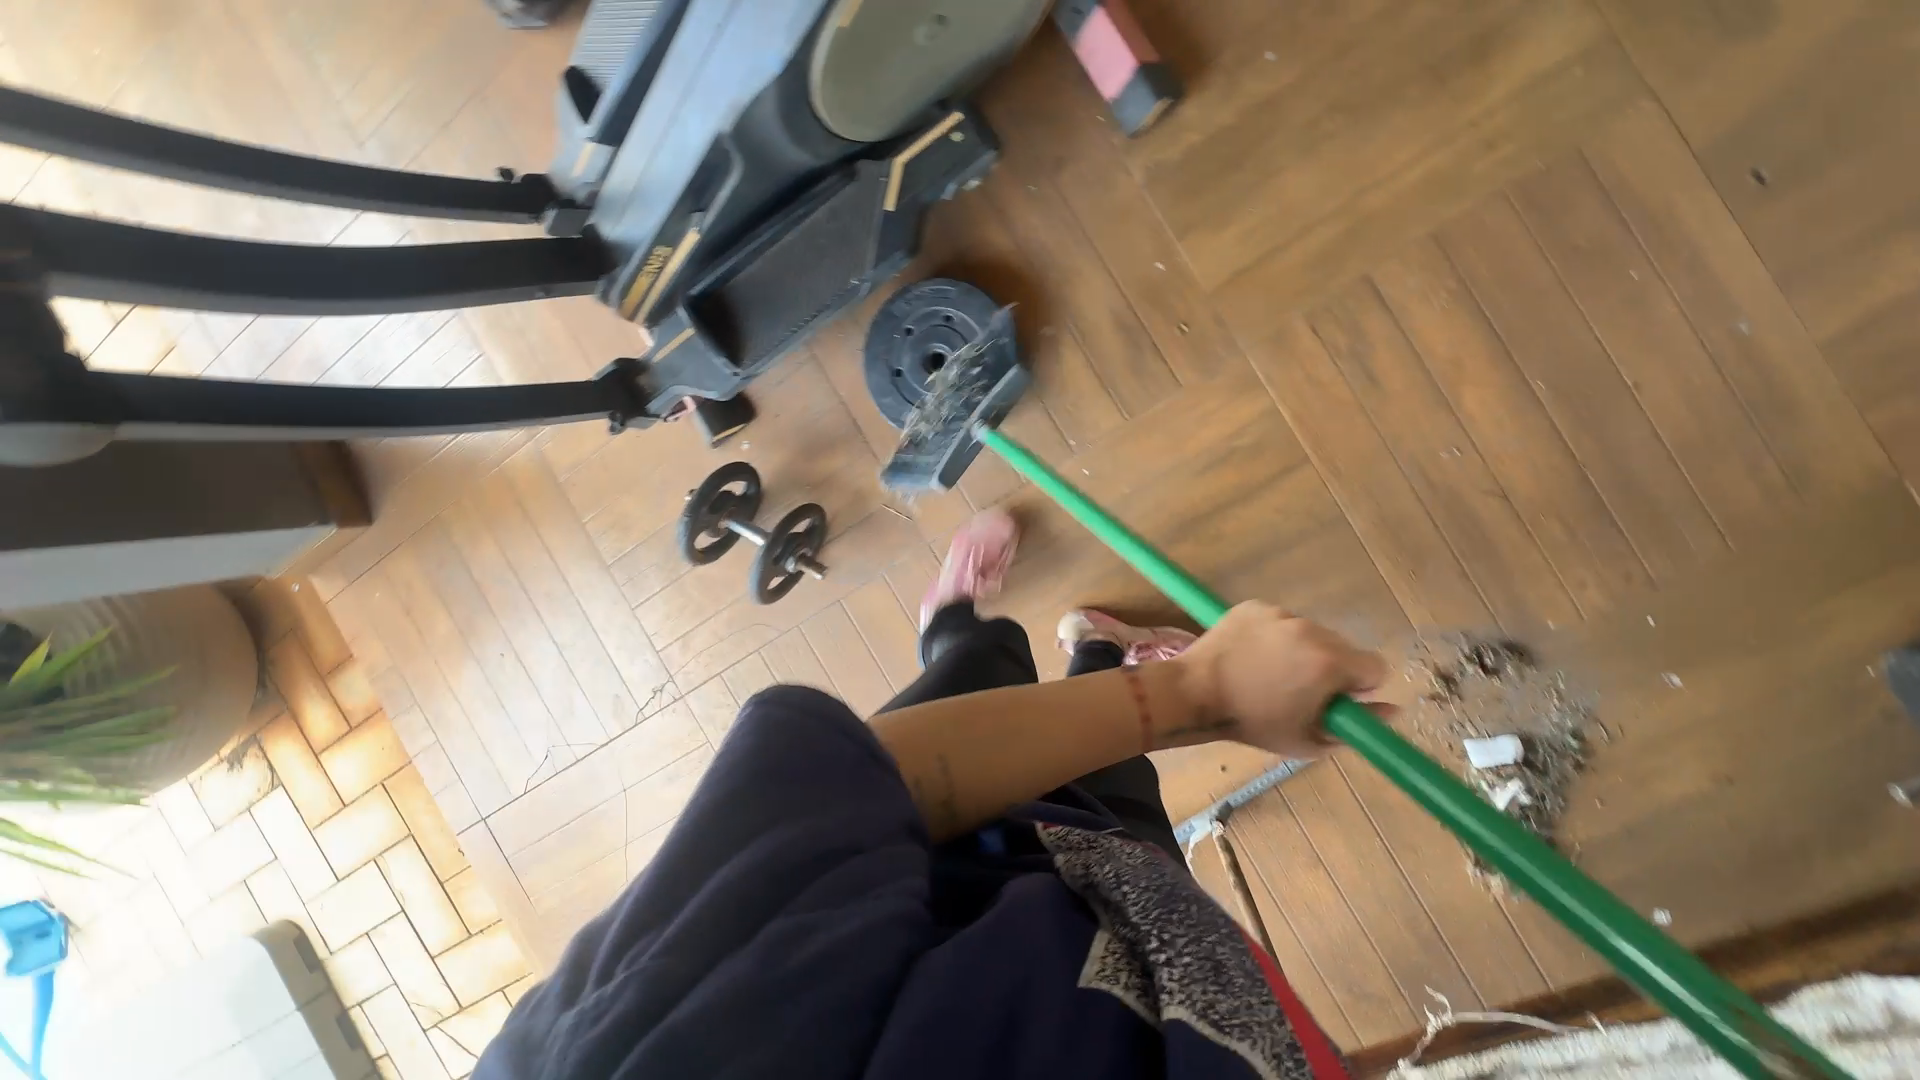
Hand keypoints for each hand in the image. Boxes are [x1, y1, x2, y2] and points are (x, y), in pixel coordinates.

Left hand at [1169, 602, 1392, 758]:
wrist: (1194, 694)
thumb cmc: (1253, 723)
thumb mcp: (1309, 738)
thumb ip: (1357, 726)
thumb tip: (1393, 711)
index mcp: (1330, 661)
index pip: (1376, 667)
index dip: (1359, 687)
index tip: (1334, 699)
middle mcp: (1310, 629)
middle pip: (1343, 648)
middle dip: (1330, 668)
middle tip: (1297, 689)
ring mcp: (1279, 613)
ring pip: (1310, 633)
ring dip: (1301, 650)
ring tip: (1268, 672)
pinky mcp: (1254, 605)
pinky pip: (1279, 621)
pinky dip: (1273, 636)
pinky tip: (1251, 655)